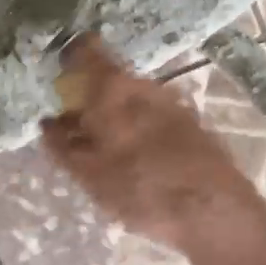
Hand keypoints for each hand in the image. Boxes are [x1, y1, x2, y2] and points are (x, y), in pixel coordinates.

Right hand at [41, 34, 264, 251]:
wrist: (218, 215)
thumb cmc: (141, 188)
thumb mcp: (89, 174)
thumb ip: (62, 146)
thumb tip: (47, 125)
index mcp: (113, 88)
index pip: (87, 49)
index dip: (70, 54)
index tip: (58, 71)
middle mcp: (144, 85)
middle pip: (110, 78)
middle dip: (91, 97)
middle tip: (75, 126)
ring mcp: (174, 104)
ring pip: (134, 99)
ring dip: (117, 115)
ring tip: (105, 149)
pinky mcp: (195, 126)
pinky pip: (155, 117)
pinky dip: (140, 128)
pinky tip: (138, 160)